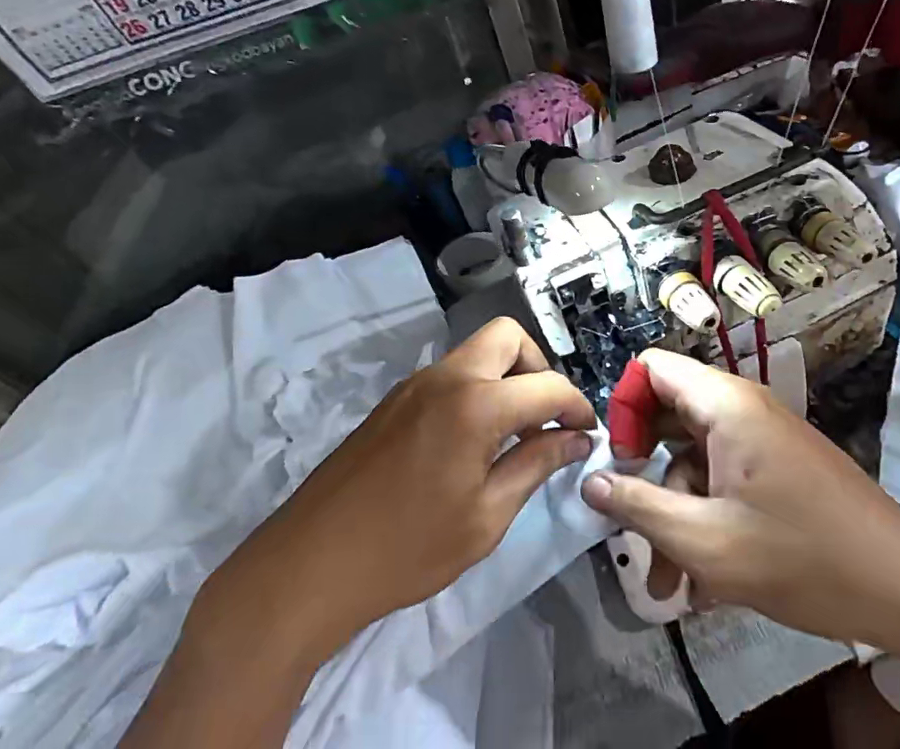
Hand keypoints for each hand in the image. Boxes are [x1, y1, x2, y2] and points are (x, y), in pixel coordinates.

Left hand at [123, 319, 595, 748]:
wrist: (313, 562)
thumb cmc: (409, 548)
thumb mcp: (486, 516)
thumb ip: (535, 465)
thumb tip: (574, 438)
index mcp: (474, 403)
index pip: (546, 385)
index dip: (577, 406)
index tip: (586, 435)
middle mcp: (445, 377)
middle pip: (507, 337)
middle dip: (538, 368)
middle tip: (546, 419)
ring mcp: (414, 384)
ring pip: (476, 352)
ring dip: (506, 377)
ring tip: (514, 435)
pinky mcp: (394, 400)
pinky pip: (450, 375)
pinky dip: (476, 390)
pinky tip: (474, 441)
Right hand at [580, 349, 899, 651]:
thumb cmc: (801, 556)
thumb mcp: (704, 540)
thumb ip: (637, 505)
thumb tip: (590, 480)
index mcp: (724, 404)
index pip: (651, 368)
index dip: (623, 408)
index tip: (618, 462)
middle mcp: (743, 409)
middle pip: (668, 419)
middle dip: (645, 477)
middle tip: (630, 526)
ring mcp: (765, 439)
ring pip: (695, 462)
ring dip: (676, 516)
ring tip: (673, 588)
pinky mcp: (780, 469)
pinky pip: (725, 480)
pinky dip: (707, 520)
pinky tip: (706, 583)